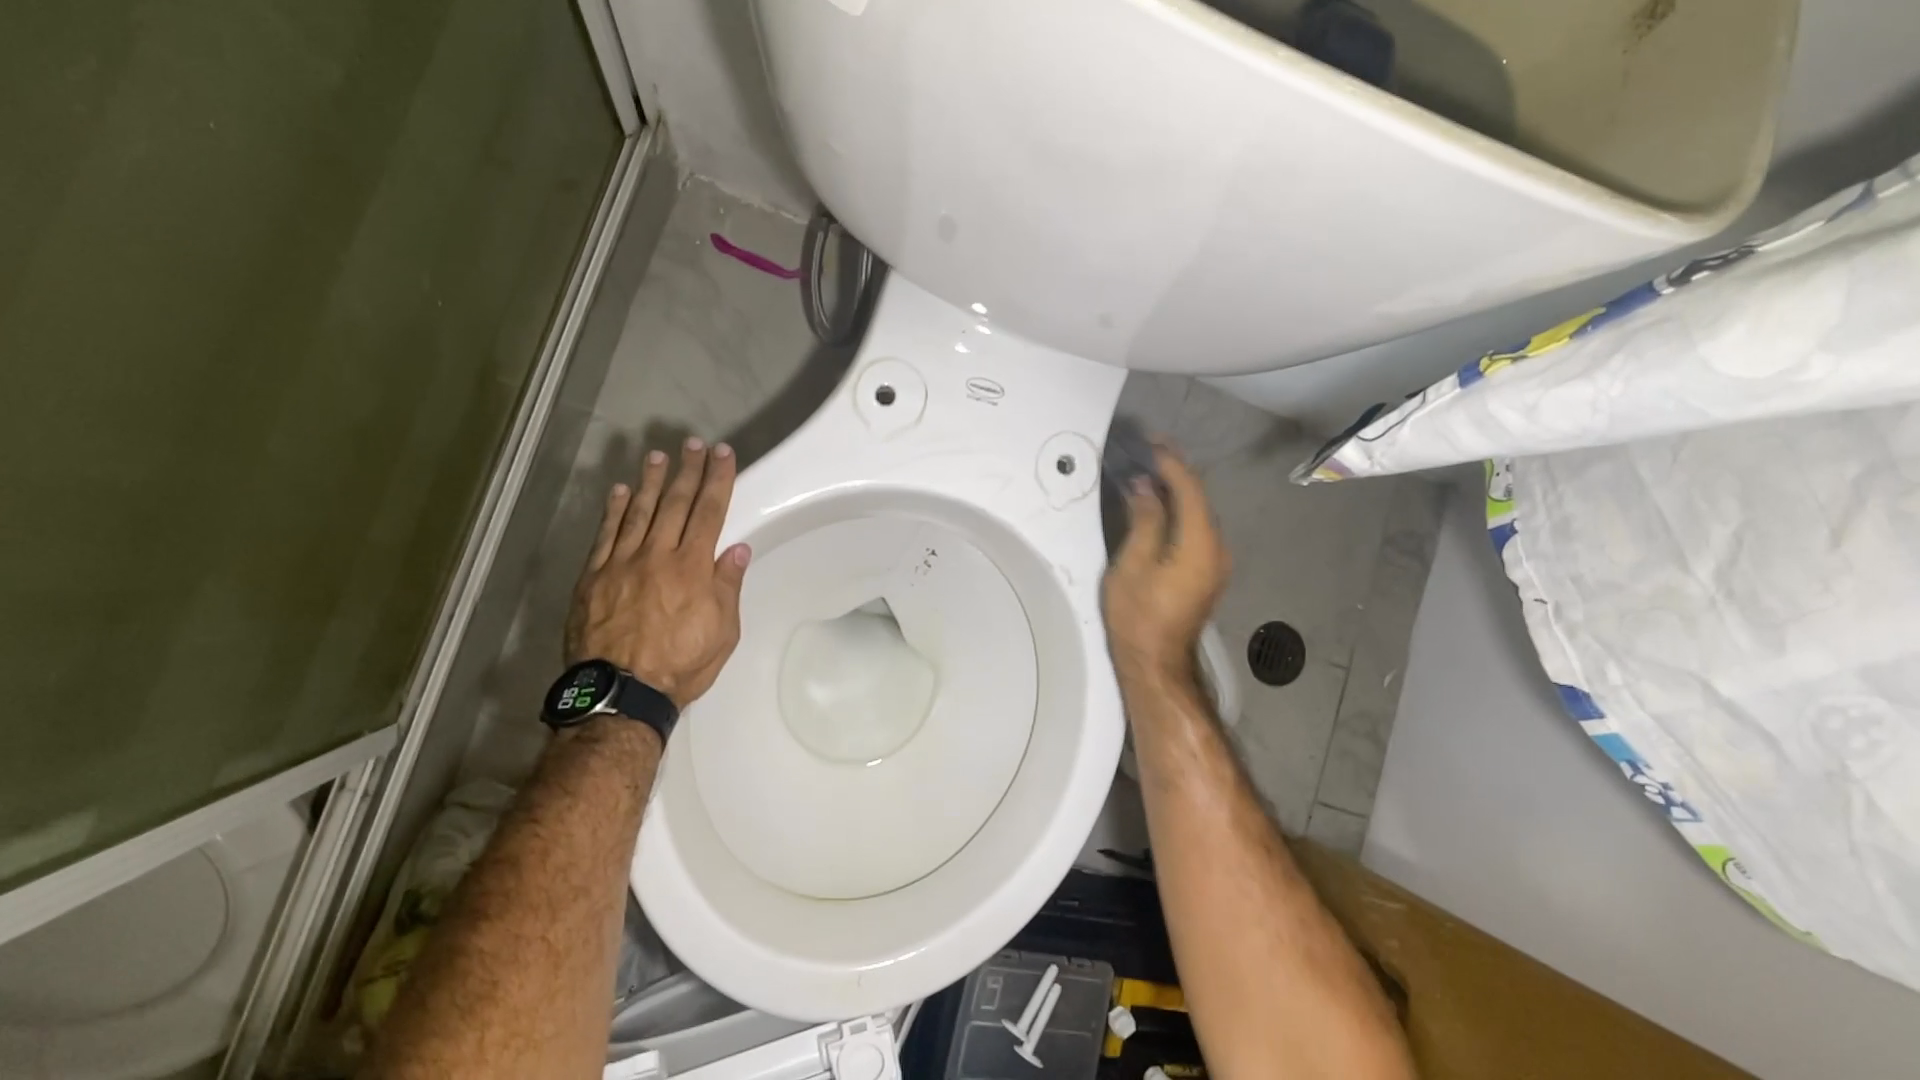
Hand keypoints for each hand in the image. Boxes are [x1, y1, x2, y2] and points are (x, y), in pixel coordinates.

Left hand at [565, 438, 751, 708]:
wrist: (620, 692)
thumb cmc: (681, 666)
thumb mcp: (722, 632)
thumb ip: (727, 586)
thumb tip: (736, 549)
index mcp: (693, 568)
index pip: (709, 513)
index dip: (717, 480)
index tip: (722, 455)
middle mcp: (658, 556)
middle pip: (675, 504)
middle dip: (687, 471)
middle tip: (692, 444)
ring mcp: (622, 563)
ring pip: (639, 512)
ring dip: (651, 481)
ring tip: (658, 456)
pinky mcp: (594, 577)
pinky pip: (605, 535)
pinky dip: (614, 510)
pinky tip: (621, 491)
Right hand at [1102, 443, 1229, 682]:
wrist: (1156, 665)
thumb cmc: (1139, 617)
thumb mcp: (1133, 564)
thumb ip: (1144, 519)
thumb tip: (1146, 486)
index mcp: (1201, 543)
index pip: (1189, 487)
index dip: (1169, 461)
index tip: (1147, 441)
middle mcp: (1218, 548)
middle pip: (1198, 497)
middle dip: (1173, 470)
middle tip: (1146, 448)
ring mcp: (1216, 562)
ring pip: (1198, 512)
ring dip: (1175, 489)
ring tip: (1148, 469)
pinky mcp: (1207, 573)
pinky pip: (1196, 529)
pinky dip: (1178, 510)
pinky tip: (1158, 504)